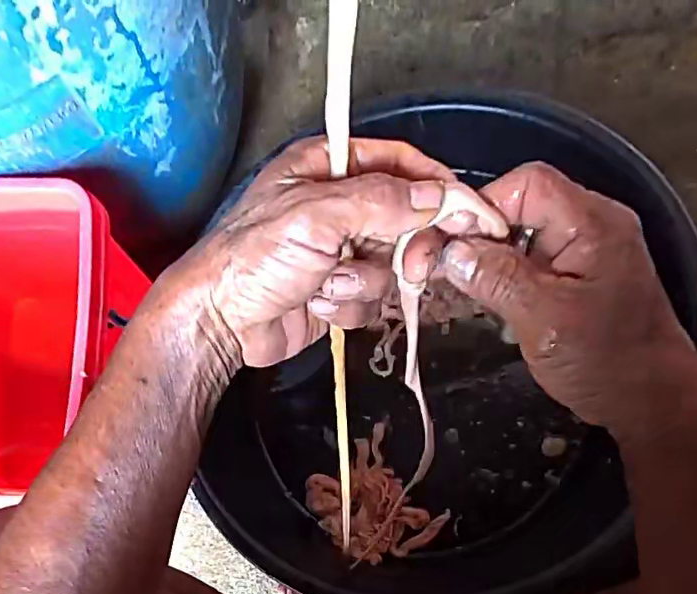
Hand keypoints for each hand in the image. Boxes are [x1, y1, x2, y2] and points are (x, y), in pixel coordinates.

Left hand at [145, 137, 506, 372]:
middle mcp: (340, 209)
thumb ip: (378, 202)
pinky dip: (349, 307)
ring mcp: (340, 254)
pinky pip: (371, 300)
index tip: (473, 215)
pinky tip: (317, 304)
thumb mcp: (316, 216)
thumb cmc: (252, 259)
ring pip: (390, 269)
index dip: (441, 190)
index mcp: (330, 169)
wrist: (222, 321)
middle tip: (409, 266)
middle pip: (406, 222)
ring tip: (325, 284)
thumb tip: (432, 197)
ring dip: (362, 284)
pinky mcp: (338, 294)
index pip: (403, 168)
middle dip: (404, 250)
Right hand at [436, 162, 696, 442]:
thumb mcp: (543, 318)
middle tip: (442, 268)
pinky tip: (484, 299)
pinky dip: (504, 276)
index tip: (449, 245)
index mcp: (591, 224)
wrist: (648, 399)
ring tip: (457, 286)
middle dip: (479, 234)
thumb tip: (451, 251)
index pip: (527, 185)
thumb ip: (498, 279)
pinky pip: (533, 263)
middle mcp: (591, 227)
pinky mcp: (578, 280)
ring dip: (488, 258)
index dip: (482, 206)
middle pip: (523, 206)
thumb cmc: (603, 360)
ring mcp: (586, 254)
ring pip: (524, 236)